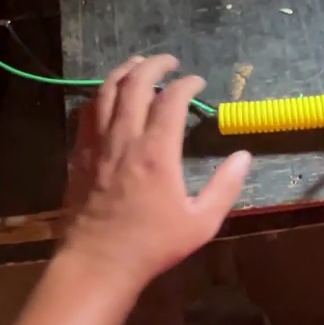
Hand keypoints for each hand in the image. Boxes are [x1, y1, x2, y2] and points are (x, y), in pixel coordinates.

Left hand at [57, 55, 251, 291]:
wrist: (97, 263)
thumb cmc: (151, 245)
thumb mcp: (200, 223)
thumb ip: (225, 187)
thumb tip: (243, 156)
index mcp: (156, 152)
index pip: (171, 100)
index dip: (187, 84)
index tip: (197, 81)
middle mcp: (125, 138)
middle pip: (135, 84)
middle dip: (154, 65)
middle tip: (168, 61)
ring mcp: (97, 144)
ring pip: (106, 91)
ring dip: (124, 71)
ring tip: (138, 64)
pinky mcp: (80, 154)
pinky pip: (86, 112)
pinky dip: (100, 95)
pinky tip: (108, 95)